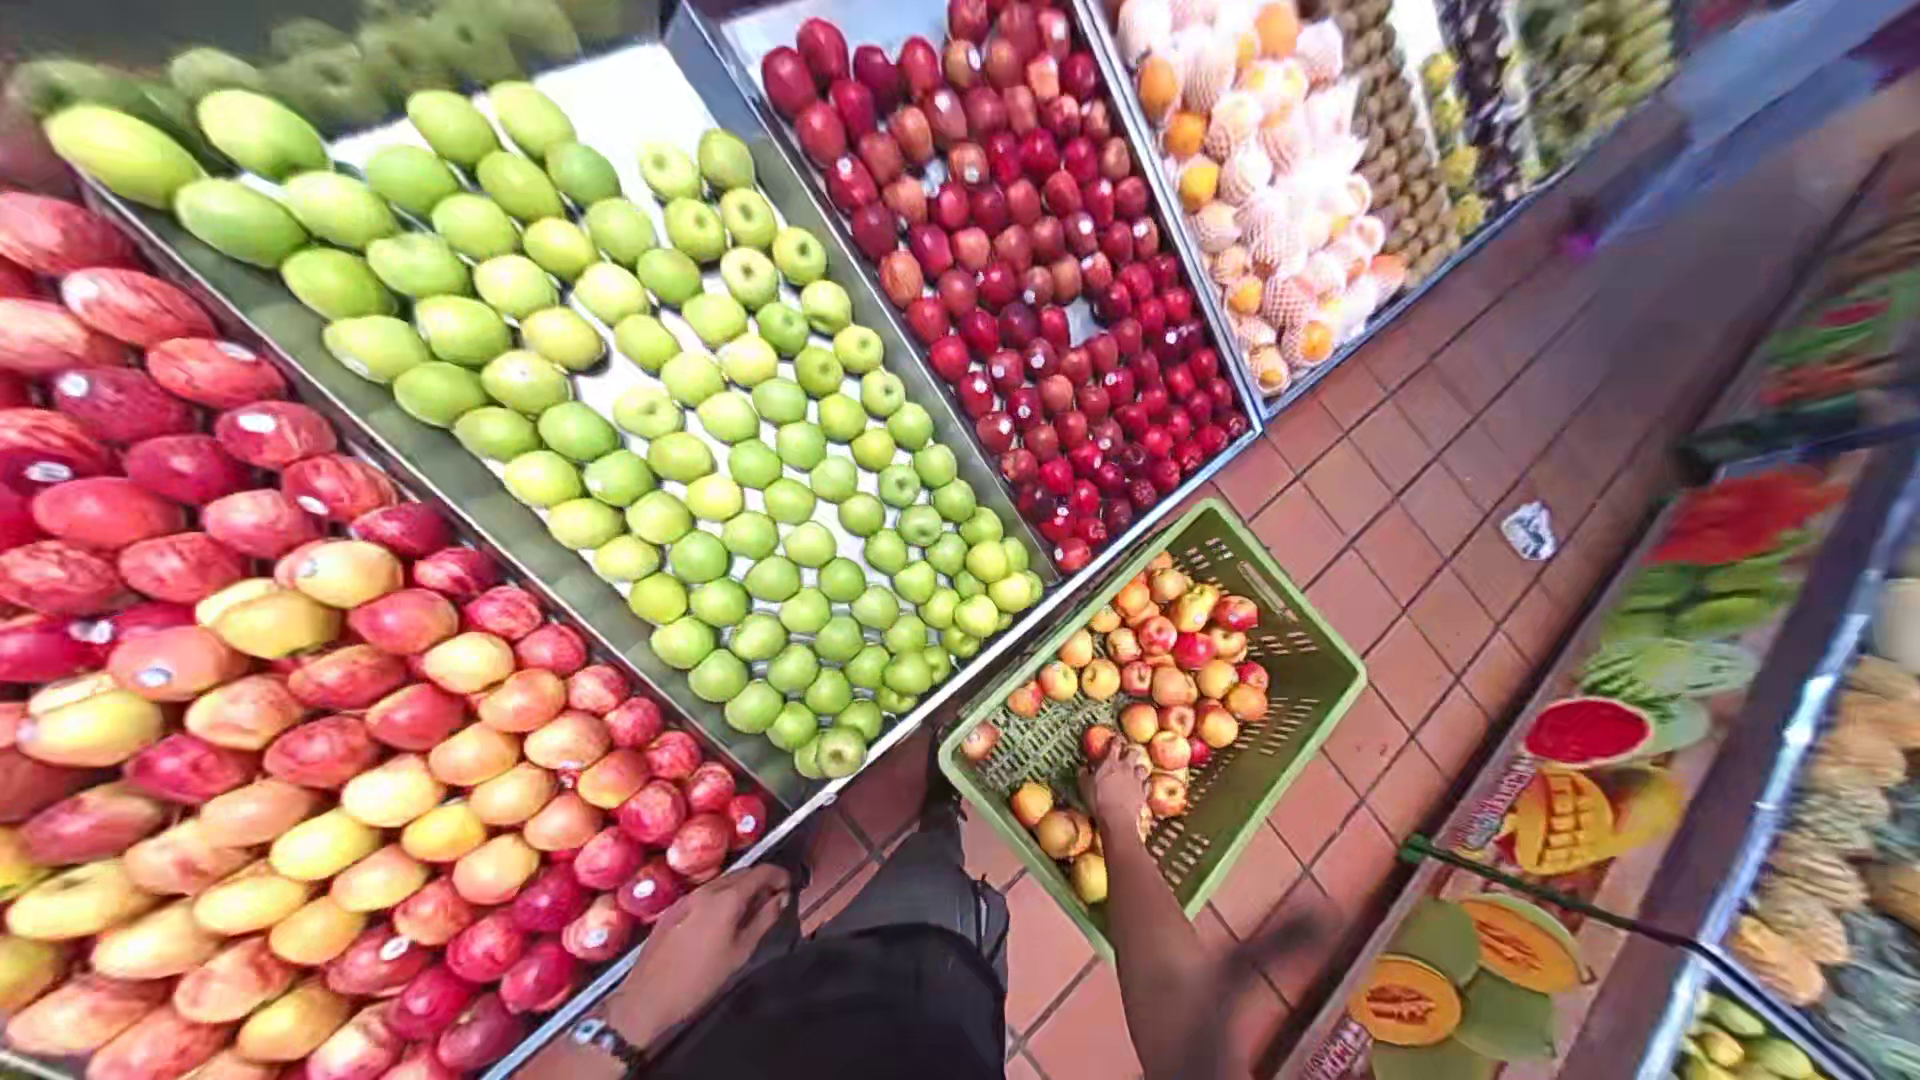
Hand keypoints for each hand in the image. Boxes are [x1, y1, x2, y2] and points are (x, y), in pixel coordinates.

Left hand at [602, 864, 790, 1050]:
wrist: (646, 1000)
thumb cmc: (699, 980)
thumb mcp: (740, 953)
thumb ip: (764, 919)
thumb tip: (781, 897)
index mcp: (727, 897)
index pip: (761, 871)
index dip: (779, 875)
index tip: (789, 887)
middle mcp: (707, 889)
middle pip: (742, 872)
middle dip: (761, 880)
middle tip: (773, 899)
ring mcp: (688, 897)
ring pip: (723, 881)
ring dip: (741, 888)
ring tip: (749, 910)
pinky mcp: (673, 908)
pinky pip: (705, 893)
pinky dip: (721, 896)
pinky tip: (721, 919)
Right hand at [1080, 737, 1148, 835]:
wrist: (1117, 819)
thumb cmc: (1098, 800)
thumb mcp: (1084, 786)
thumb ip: (1083, 774)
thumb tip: (1083, 768)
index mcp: (1110, 763)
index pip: (1115, 745)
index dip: (1115, 740)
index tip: (1115, 738)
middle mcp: (1126, 768)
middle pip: (1133, 753)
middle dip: (1131, 751)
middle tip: (1127, 753)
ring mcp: (1137, 780)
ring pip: (1143, 768)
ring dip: (1139, 768)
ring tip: (1136, 770)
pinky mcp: (1143, 793)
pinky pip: (1147, 785)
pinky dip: (1144, 784)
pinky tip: (1141, 787)